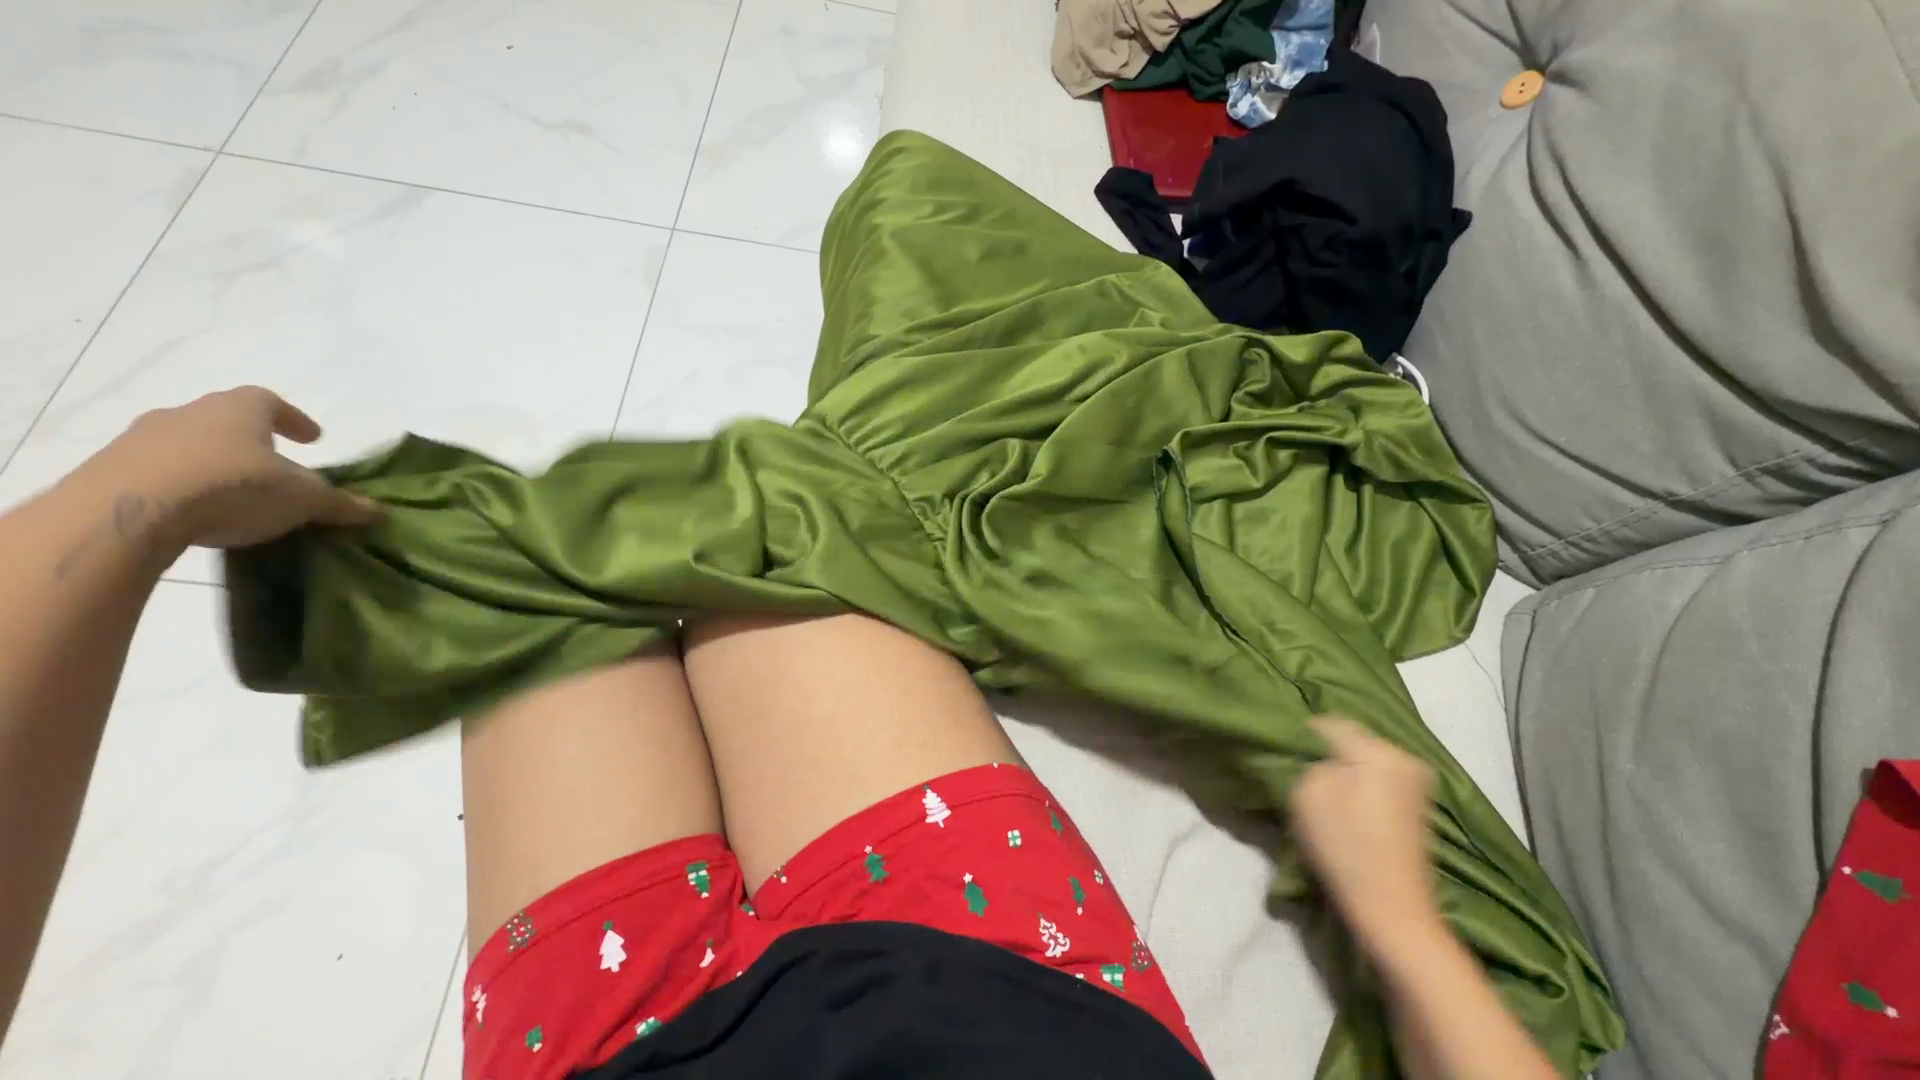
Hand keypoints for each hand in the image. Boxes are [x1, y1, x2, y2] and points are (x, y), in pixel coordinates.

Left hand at [84, 386, 376, 550]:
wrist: (129, 510)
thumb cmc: (233, 487)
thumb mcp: (303, 499)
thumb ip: (339, 503)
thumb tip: (377, 511)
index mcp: (239, 409)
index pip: (272, 402)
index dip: (294, 420)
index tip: (312, 439)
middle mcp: (190, 412)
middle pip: (226, 420)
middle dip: (251, 441)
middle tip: (272, 467)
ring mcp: (142, 437)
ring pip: (188, 444)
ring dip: (211, 462)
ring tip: (231, 494)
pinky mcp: (109, 468)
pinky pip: (155, 470)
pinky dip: (178, 484)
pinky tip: (192, 511)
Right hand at [1290, 716, 1439, 949]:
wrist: (1392, 909)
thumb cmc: (1346, 848)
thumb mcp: (1308, 795)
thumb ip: (1307, 762)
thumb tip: (1313, 755)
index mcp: (1381, 751)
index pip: (1329, 724)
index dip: (1300, 737)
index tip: (1284, 759)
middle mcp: (1406, 758)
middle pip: (1351, 741)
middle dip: (1325, 755)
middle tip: (1302, 778)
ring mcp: (1418, 783)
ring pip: (1365, 762)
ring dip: (1343, 773)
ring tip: (1324, 797)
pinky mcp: (1419, 806)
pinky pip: (1379, 780)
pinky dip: (1360, 788)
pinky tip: (1347, 812)